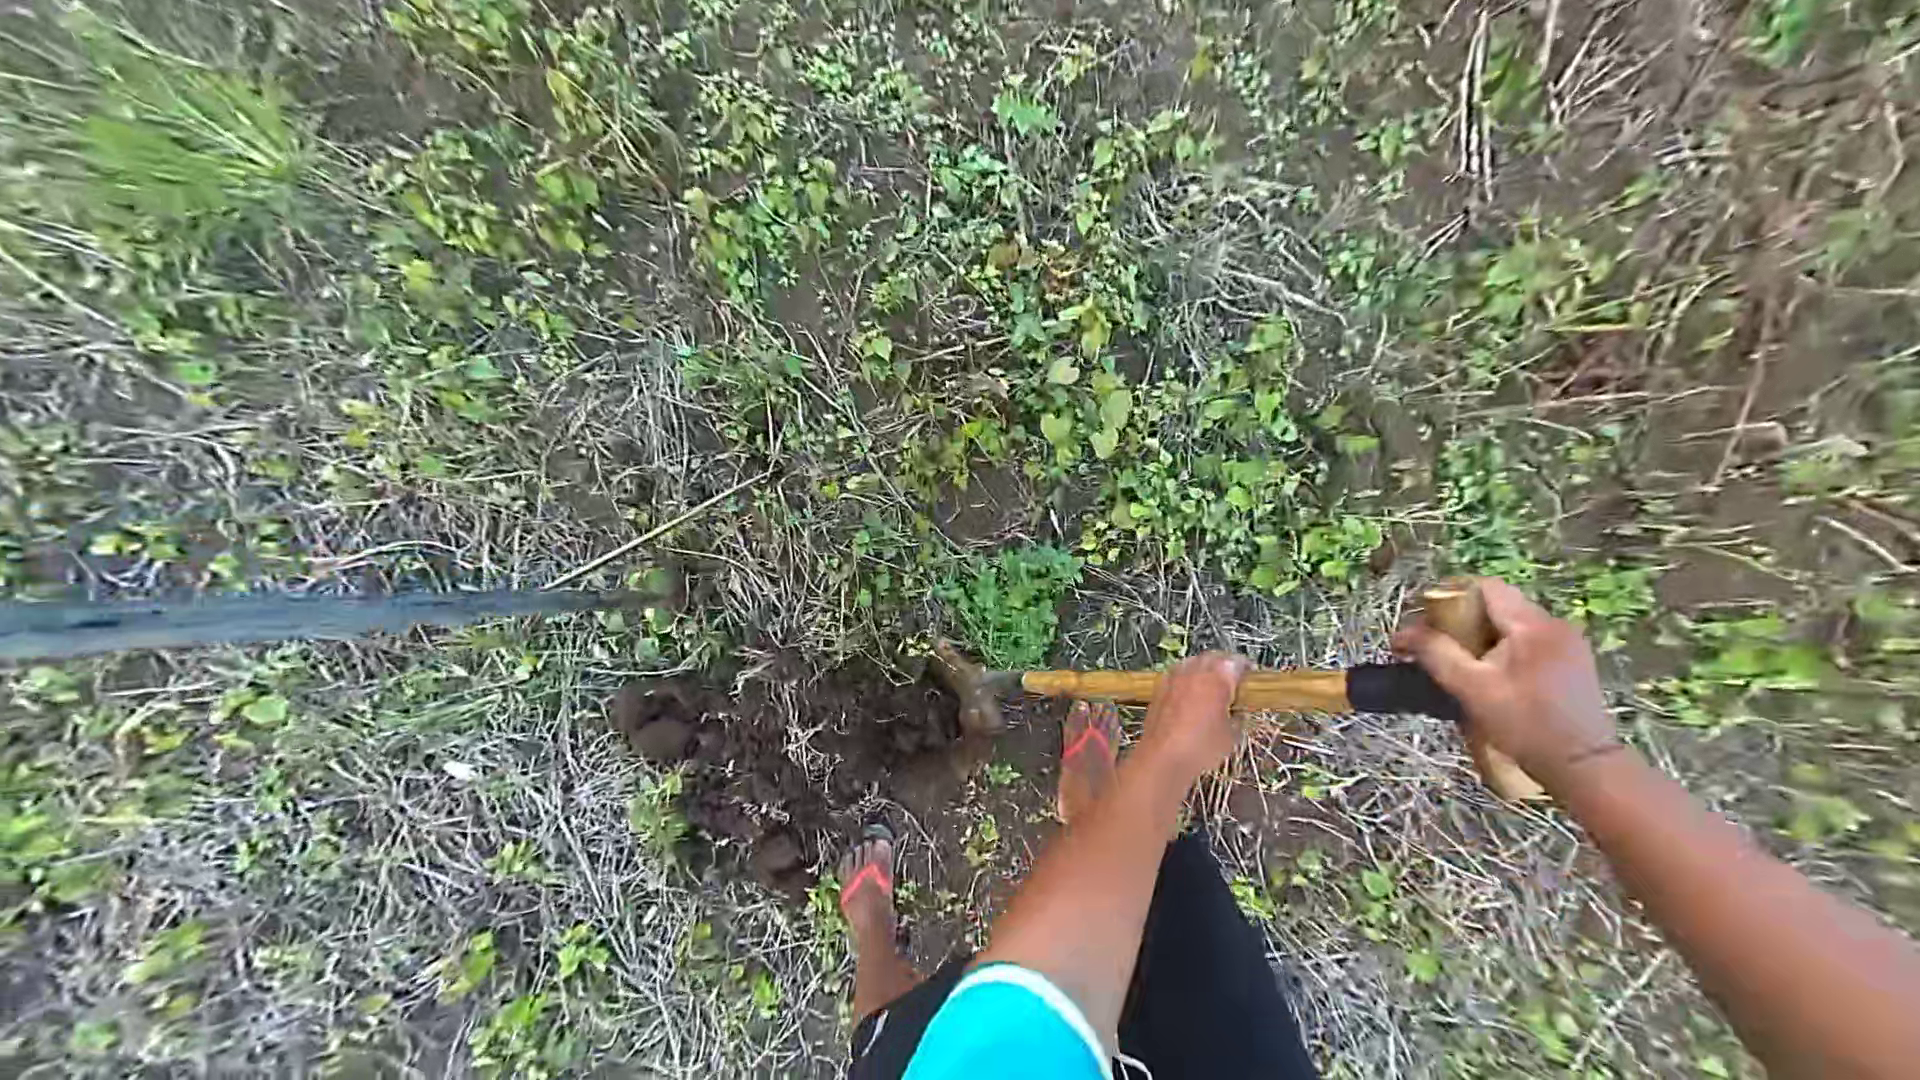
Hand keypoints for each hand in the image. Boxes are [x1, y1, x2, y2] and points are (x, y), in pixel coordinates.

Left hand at [1138, 652, 1251, 785]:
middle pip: (1213, 658)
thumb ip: (1238, 717)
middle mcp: (1195, 671)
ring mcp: (1174, 676)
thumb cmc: (1202, 747)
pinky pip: (1177, 672)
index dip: (1246, 668)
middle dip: (1225, 664)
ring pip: (1193, 662)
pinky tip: (1190, 690)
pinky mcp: (1159, 685)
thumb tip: (1238, 712)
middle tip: (1233, 679)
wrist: (1163, 755)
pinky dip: (1187, 676)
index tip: (1252, 677)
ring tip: (1212, 683)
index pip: (1236, 663)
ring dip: (1204, 668)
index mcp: (1217, 679)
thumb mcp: (1231, 736)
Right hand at [1392, 578, 1618, 782]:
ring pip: (1506, 622)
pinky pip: (1521, 638)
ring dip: (1474, 634)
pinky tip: (1484, 671)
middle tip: (1431, 643)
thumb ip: (1435, 652)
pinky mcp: (1568, 660)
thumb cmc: (1525, 724)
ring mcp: (1566, 643)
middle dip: (1456, 618)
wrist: (1583, 767)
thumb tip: (1401, 633)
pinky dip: (1495, 646)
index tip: (1421, 619)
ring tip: (1453, 659)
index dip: (1446, 595)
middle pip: (1494, 604)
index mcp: (1533, 626)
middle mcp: (1554, 625)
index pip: (1484, 587)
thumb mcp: (1470, 687)